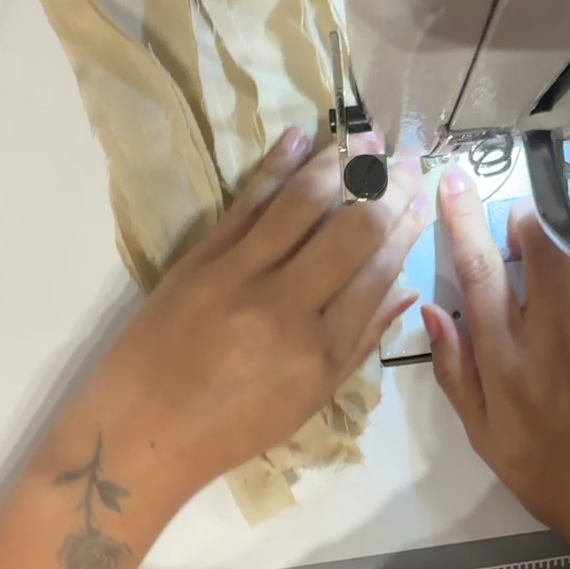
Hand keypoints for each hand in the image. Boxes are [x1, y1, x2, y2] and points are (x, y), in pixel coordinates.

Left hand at [53, 127, 425, 499]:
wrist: (145, 430)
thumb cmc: (235, 427)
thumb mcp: (310, 399)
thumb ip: (359, 343)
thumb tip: (404, 291)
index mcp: (320, 350)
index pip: (377, 273)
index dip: (406, 231)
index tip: (424, 201)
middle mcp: (286, 306)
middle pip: (350, 232)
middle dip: (387, 190)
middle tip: (408, 160)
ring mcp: (239, 275)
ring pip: (301, 205)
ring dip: (339, 165)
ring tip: (366, 138)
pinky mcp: (200, 258)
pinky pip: (247, 202)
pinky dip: (275, 166)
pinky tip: (300, 138)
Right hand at [422, 168, 569, 568]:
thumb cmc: (552, 476)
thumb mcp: (485, 437)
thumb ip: (456, 373)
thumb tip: (434, 311)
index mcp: (510, 361)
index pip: (478, 272)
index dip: (463, 219)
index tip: (455, 181)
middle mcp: (562, 334)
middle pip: (545, 242)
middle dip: (533, 216)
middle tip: (531, 225)